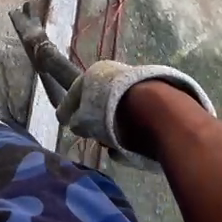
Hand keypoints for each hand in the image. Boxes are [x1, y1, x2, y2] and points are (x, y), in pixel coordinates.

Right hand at [57, 60, 214, 168]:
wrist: (158, 112)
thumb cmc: (114, 113)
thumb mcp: (87, 121)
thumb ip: (79, 124)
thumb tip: (76, 126)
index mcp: (96, 72)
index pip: (77, 89)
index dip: (68, 106)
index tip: (62, 119)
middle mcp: (116, 74)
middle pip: (100, 99)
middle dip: (94, 118)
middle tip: (89, 133)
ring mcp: (138, 86)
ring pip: (119, 110)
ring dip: (113, 127)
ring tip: (109, 145)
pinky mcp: (158, 102)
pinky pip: (137, 121)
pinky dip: (130, 134)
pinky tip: (127, 150)